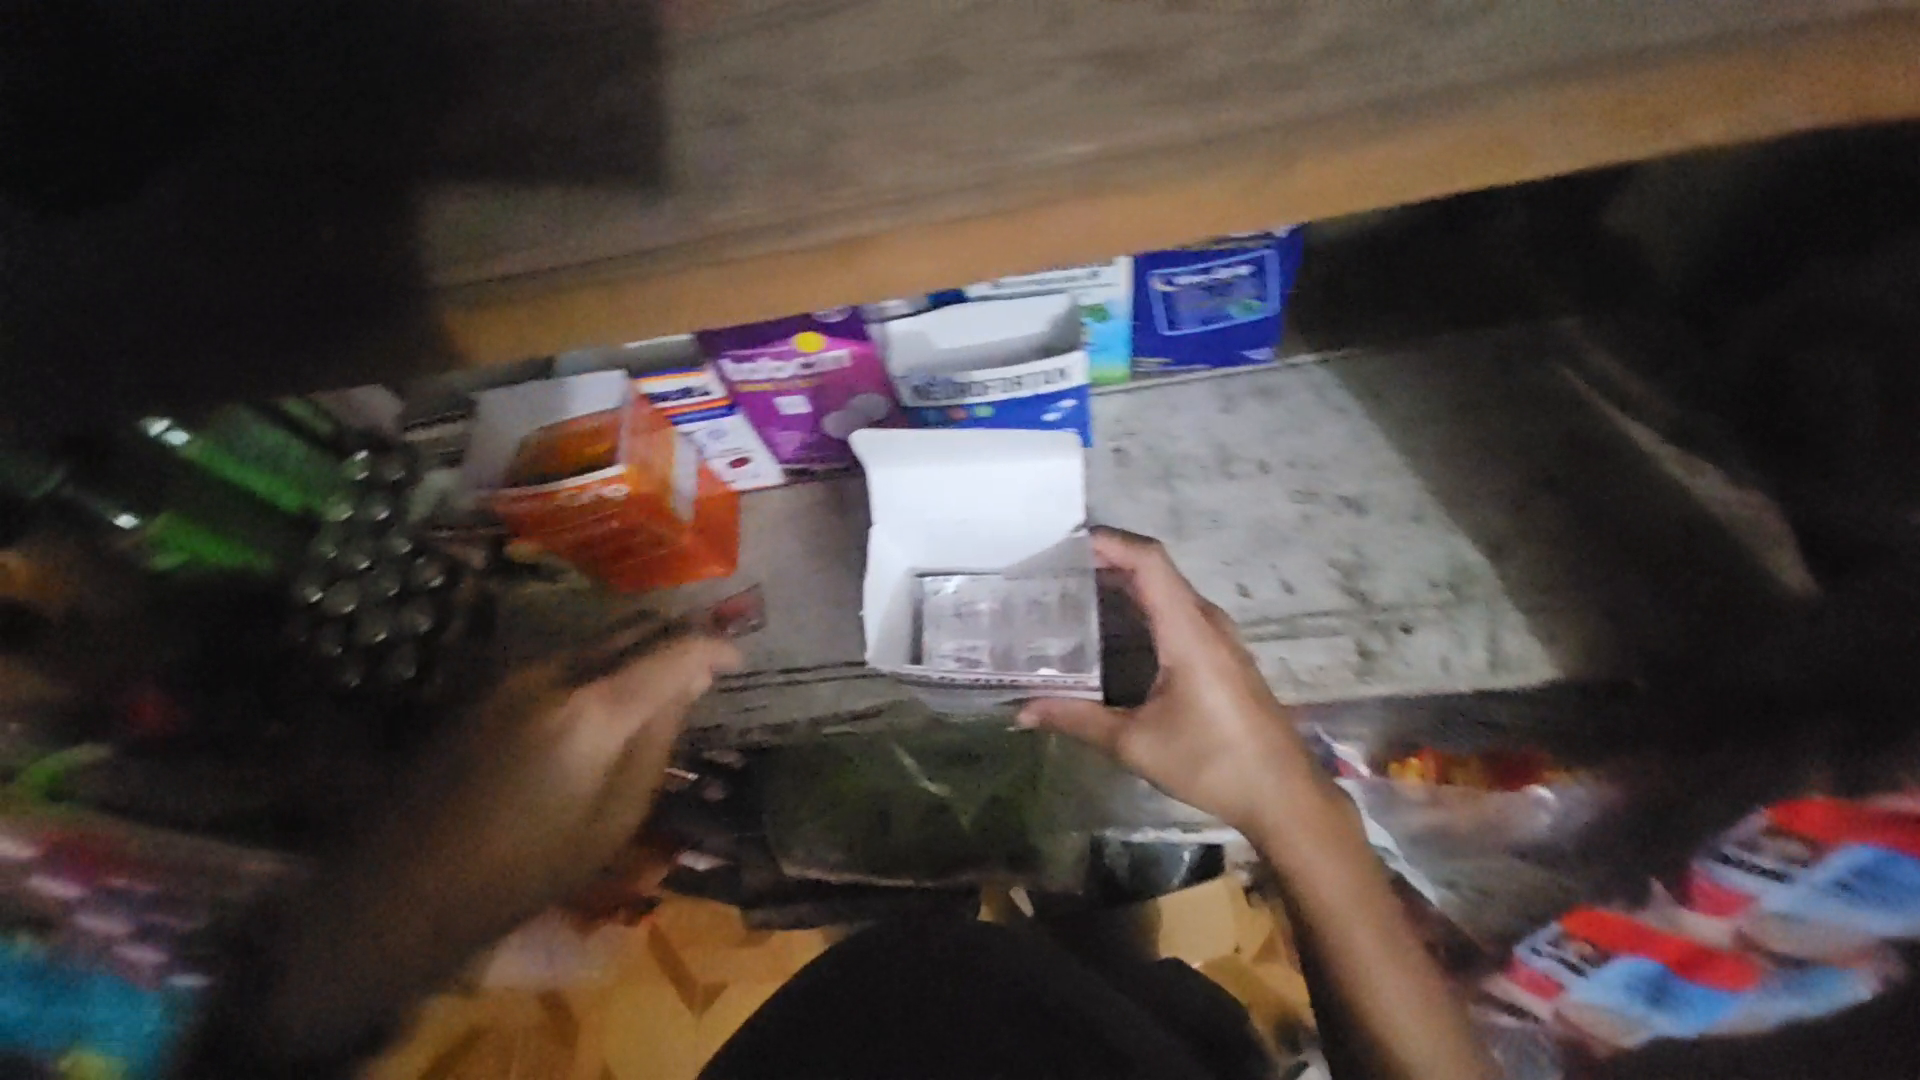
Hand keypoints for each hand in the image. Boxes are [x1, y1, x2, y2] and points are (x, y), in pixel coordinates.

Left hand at [262, 629, 739, 1057]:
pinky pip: (567, 659)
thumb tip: (692, 682)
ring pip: (599, 640)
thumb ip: (658, 740)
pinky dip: (604, 664)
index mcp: (593, 711)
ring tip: (667, 674)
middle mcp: (556, 673)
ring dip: (639, 649)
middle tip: (708, 657)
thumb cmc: (526, 869)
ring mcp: (517, 676)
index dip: (714, 646)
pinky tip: (612, 694)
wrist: (403, 889)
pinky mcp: (491, 688)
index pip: (673, 652)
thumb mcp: (615, 819)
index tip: (739, 659)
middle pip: (634, 629)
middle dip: (678, 635)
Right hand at [1019, 528, 1323, 838]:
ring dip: (1122, 585)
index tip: (1064, 544)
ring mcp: (1217, 637)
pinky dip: (1139, 608)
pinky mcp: (1220, 655)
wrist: (1284, 795)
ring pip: (1165, 591)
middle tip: (1052, 573)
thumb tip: (1022, 711)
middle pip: (1154, 570)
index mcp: (1188, 630)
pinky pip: (1175, 613)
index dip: (1108, 542)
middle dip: (1104, 562)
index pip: (1148, 560)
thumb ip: (1077, 719)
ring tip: (1070, 595)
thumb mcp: (1136, 744)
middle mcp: (1205, 622)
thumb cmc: (1213, 763)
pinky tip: (1110, 633)